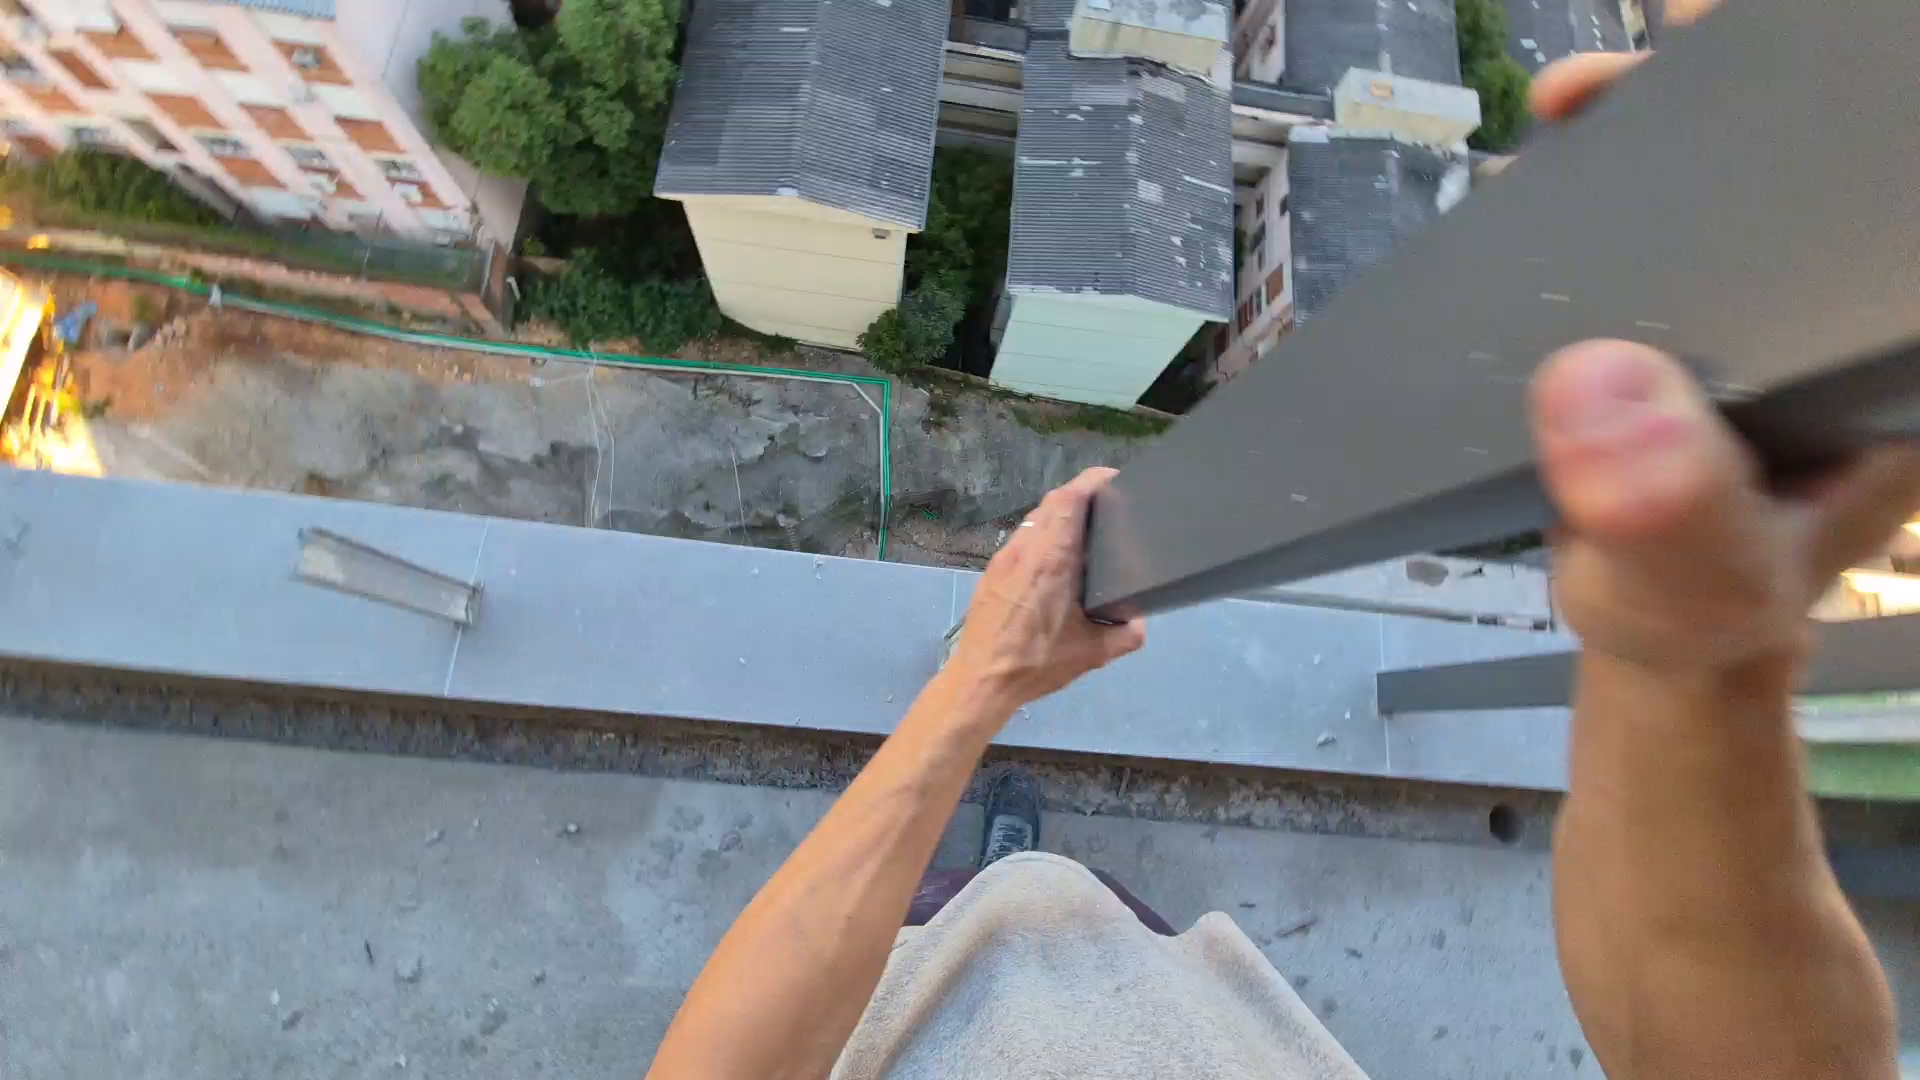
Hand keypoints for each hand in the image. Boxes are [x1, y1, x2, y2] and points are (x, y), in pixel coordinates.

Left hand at [945, 467, 1146, 712]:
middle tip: (1107, 507)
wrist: (981, 680)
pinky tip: (1056, 563)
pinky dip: (1043, 537)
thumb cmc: (1036, 663)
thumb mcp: (1093, 653)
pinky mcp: (992, 572)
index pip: (1069, 499)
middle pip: (1052, 502)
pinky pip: (1022, 540)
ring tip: (1085, 533)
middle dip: (1080, 496)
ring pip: (1034, 520)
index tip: (1113, 479)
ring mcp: (1003, 558)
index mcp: (1052, 559)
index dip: (1092, 481)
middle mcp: (1025, 549)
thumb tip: (1139, 619)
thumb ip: (1127, 634)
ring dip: (1059, 517)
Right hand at [1524, 0, 1919, 678]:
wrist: (1654, 620)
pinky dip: (1595, 198)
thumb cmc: (1690, 610)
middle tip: (1601, 87)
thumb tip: (1591, 372)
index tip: (1722, 42)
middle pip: (1825, 152)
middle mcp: (1860, 302)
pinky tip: (1546, 187)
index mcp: (1908, 338)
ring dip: (1647, 134)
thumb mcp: (1681, 581)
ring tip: (1563, 117)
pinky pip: (1656, 236)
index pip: (1900, 187)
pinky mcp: (1695, 324)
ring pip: (1736, 183)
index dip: (1846, 86)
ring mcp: (1775, 308)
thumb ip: (1658, 503)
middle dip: (1721, 88)